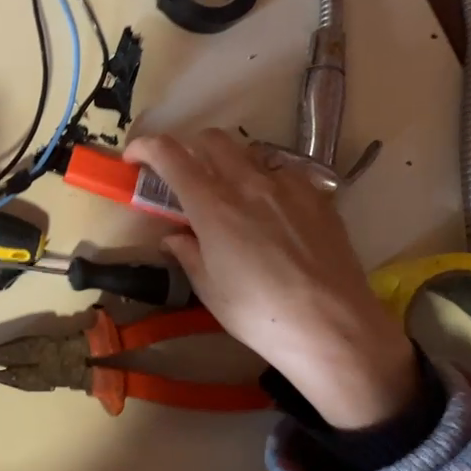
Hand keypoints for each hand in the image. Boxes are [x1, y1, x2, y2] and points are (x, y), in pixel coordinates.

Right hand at [125, 130, 417, 428]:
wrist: (335, 331)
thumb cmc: (260, 316)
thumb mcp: (209, 289)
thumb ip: (188, 252)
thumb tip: (176, 235)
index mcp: (213, 205)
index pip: (170, 154)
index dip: (146, 147)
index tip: (134, 158)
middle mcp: (249, 184)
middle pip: (211, 139)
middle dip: (189, 148)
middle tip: (182, 175)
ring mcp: (289, 187)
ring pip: (249, 152)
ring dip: (228, 162)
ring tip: (228, 193)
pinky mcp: (319, 199)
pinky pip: (284, 174)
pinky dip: (266, 181)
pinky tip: (271, 212)